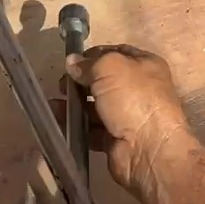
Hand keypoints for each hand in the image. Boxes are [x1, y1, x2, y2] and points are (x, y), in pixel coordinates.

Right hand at [66, 44, 194, 197]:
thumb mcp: (109, 68)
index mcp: (145, 65)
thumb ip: (88, 63)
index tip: (72, 62)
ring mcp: (128, 116)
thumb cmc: (134, 98)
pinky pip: (91, 129)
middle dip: (80, 81)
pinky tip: (60, 122)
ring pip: (95, 106)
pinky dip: (76, 126)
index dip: (93, 55)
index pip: (116, 53)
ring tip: (54, 105)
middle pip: (103, 80)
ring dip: (74, 104)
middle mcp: (138, 89)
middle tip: (62, 86)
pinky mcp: (116, 139)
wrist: (149, 149)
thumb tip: (72, 62)